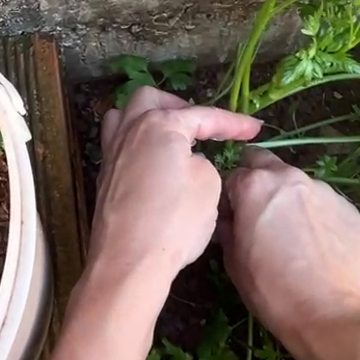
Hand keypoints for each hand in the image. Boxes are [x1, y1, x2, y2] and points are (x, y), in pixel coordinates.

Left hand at [90, 87, 259, 285]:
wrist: (130, 260)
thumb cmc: (174, 219)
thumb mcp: (208, 185)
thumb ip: (202, 162)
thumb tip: (189, 161)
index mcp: (160, 124)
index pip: (203, 116)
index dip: (232, 122)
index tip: (254, 127)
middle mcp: (131, 130)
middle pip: (150, 99)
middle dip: (179, 105)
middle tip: (200, 126)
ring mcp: (112, 152)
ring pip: (124, 115)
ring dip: (148, 116)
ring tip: (169, 135)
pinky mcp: (105, 177)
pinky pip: (118, 142)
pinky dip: (137, 142)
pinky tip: (153, 162)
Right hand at [220, 148, 359, 352]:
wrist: (327, 314)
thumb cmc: (269, 288)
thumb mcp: (232, 259)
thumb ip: (226, 225)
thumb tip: (228, 217)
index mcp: (253, 184)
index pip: (232, 176)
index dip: (230, 198)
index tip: (234, 219)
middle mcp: (288, 176)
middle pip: (264, 163)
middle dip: (258, 181)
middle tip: (260, 213)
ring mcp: (321, 189)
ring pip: (296, 183)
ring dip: (289, 198)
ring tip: (294, 234)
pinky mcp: (347, 206)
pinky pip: (323, 202)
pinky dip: (316, 215)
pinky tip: (317, 244)